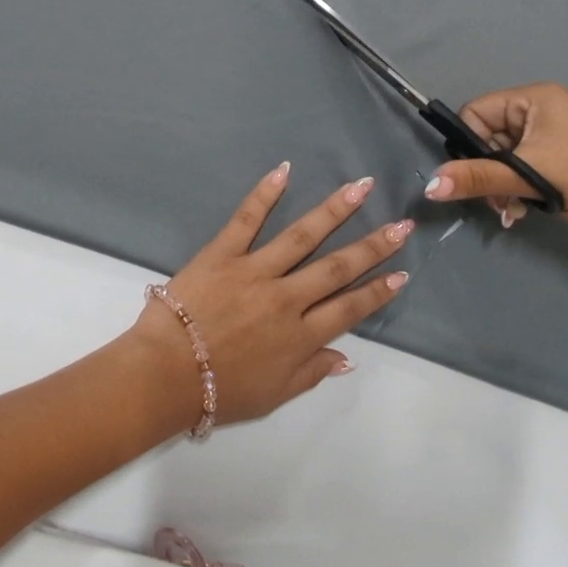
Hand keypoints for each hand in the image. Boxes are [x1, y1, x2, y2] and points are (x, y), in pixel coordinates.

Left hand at [122, 163, 412, 428]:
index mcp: (300, 336)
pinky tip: (284, 171)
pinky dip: (265, 194)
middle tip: (401, 225)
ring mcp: (254, 271)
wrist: (166, 373)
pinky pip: (247, 219)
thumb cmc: (217, 390)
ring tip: (360, 187)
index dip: (377, 293)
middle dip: (373, 246)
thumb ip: (311, 373)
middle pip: (336, 268)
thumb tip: (347, 357)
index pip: (348, 309)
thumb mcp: (273, 396)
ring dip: (334, 210)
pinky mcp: (222, 254)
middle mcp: (286, 299)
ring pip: (301, 236)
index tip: (402, 274)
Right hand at [421, 82, 567, 233]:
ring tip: (513, 209)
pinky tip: (524, 210)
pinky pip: (522, 167)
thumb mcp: (527, 176)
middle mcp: (542, 110)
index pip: (476, 112)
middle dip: (487, 172)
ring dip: (501, 185)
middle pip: (488, 137)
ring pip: (503, 157)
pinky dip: (518, 188)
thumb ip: (475, 179)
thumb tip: (428, 185)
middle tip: (497, 200)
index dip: (469, 144)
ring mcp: (553, 133)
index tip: (477, 174)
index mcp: (534, 99)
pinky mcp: (560, 156)